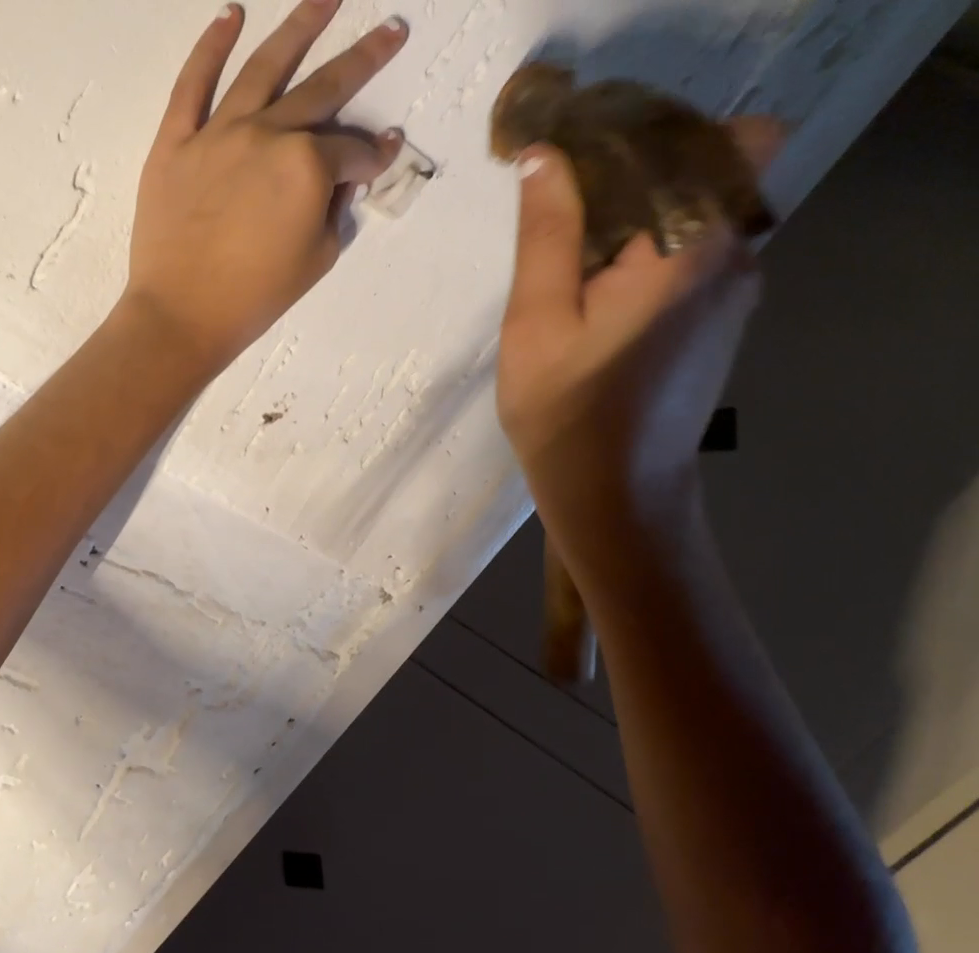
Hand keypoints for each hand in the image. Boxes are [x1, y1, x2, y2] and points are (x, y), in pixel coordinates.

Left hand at [122, 0, 408, 368]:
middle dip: (364, 59)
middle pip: (323, 89)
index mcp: (307, 166)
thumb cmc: (252, 297)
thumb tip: (344, 176)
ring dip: (298, 27)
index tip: (376, 162)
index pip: (351, 150)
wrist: (179, 315)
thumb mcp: (318, 258)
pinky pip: (190, 86)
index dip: (370, 158)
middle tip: (391, 31)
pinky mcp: (174, 145)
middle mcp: (266, 135)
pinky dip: (209, 48)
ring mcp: (216, 135)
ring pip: (263, 69)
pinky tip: (230, 15)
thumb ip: (335, 207)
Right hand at [496, 118, 783, 523]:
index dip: (656, 137)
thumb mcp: (537, 321)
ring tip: (568, 248)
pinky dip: (649, 247)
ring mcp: (737, 288)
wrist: (616, 494)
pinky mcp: (722, 315)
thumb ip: (548, 234)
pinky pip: (695, 250)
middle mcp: (735, 256)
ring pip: (703, 210)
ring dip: (641, 212)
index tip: (582, 163)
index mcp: (692, 249)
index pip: (717, 141)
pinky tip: (593, 286)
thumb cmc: (568, 412)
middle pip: (713, 169)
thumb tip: (544, 158)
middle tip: (561, 203)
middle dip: (639, 172)